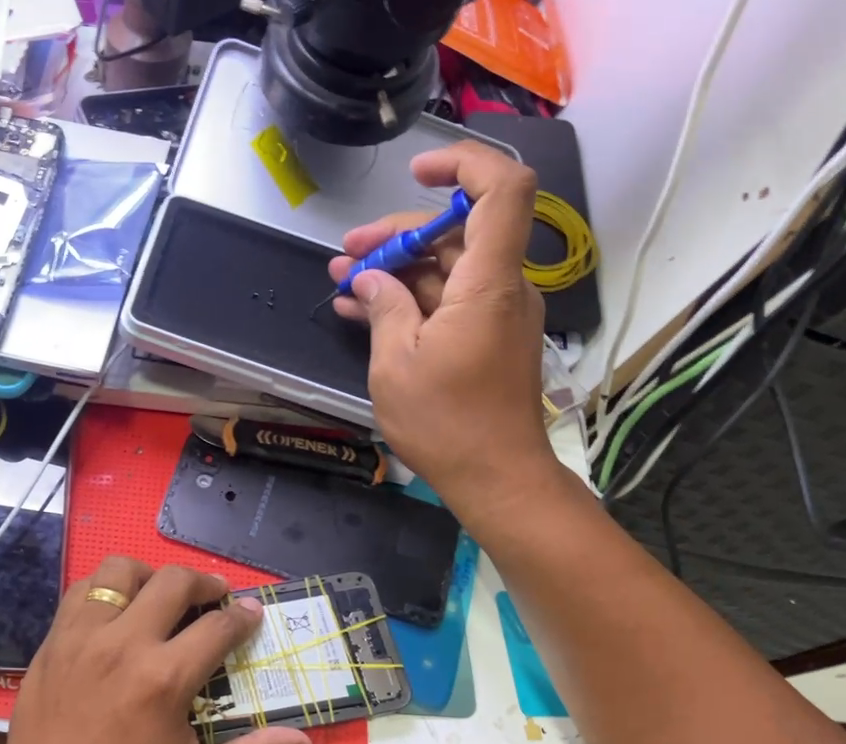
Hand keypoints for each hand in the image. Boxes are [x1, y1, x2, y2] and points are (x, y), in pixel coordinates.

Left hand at [0, 558, 312, 743]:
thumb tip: (302, 740)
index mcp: (164, 679)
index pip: (217, 627)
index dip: (243, 616)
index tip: (251, 614)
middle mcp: (123, 644)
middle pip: (173, 581)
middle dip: (205, 581)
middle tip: (215, 595)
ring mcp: (82, 636)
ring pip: (119, 571)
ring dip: (149, 575)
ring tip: (160, 595)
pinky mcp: (54, 640)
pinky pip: (81, 590)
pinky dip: (105, 589)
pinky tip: (117, 610)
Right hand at [329, 141, 561, 521]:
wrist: (497, 477)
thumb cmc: (447, 423)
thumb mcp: (396, 365)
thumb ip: (385, 310)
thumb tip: (369, 281)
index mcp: (487, 283)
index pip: (502, 189)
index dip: (463, 164)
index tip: (416, 171)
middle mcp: (503, 287)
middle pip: (458, 231)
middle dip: (398, 235)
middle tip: (347, 254)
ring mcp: (498, 314)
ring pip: (449, 267)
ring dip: (397, 270)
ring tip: (343, 280)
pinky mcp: (489, 338)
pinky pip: (450, 300)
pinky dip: (412, 299)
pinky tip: (365, 310)